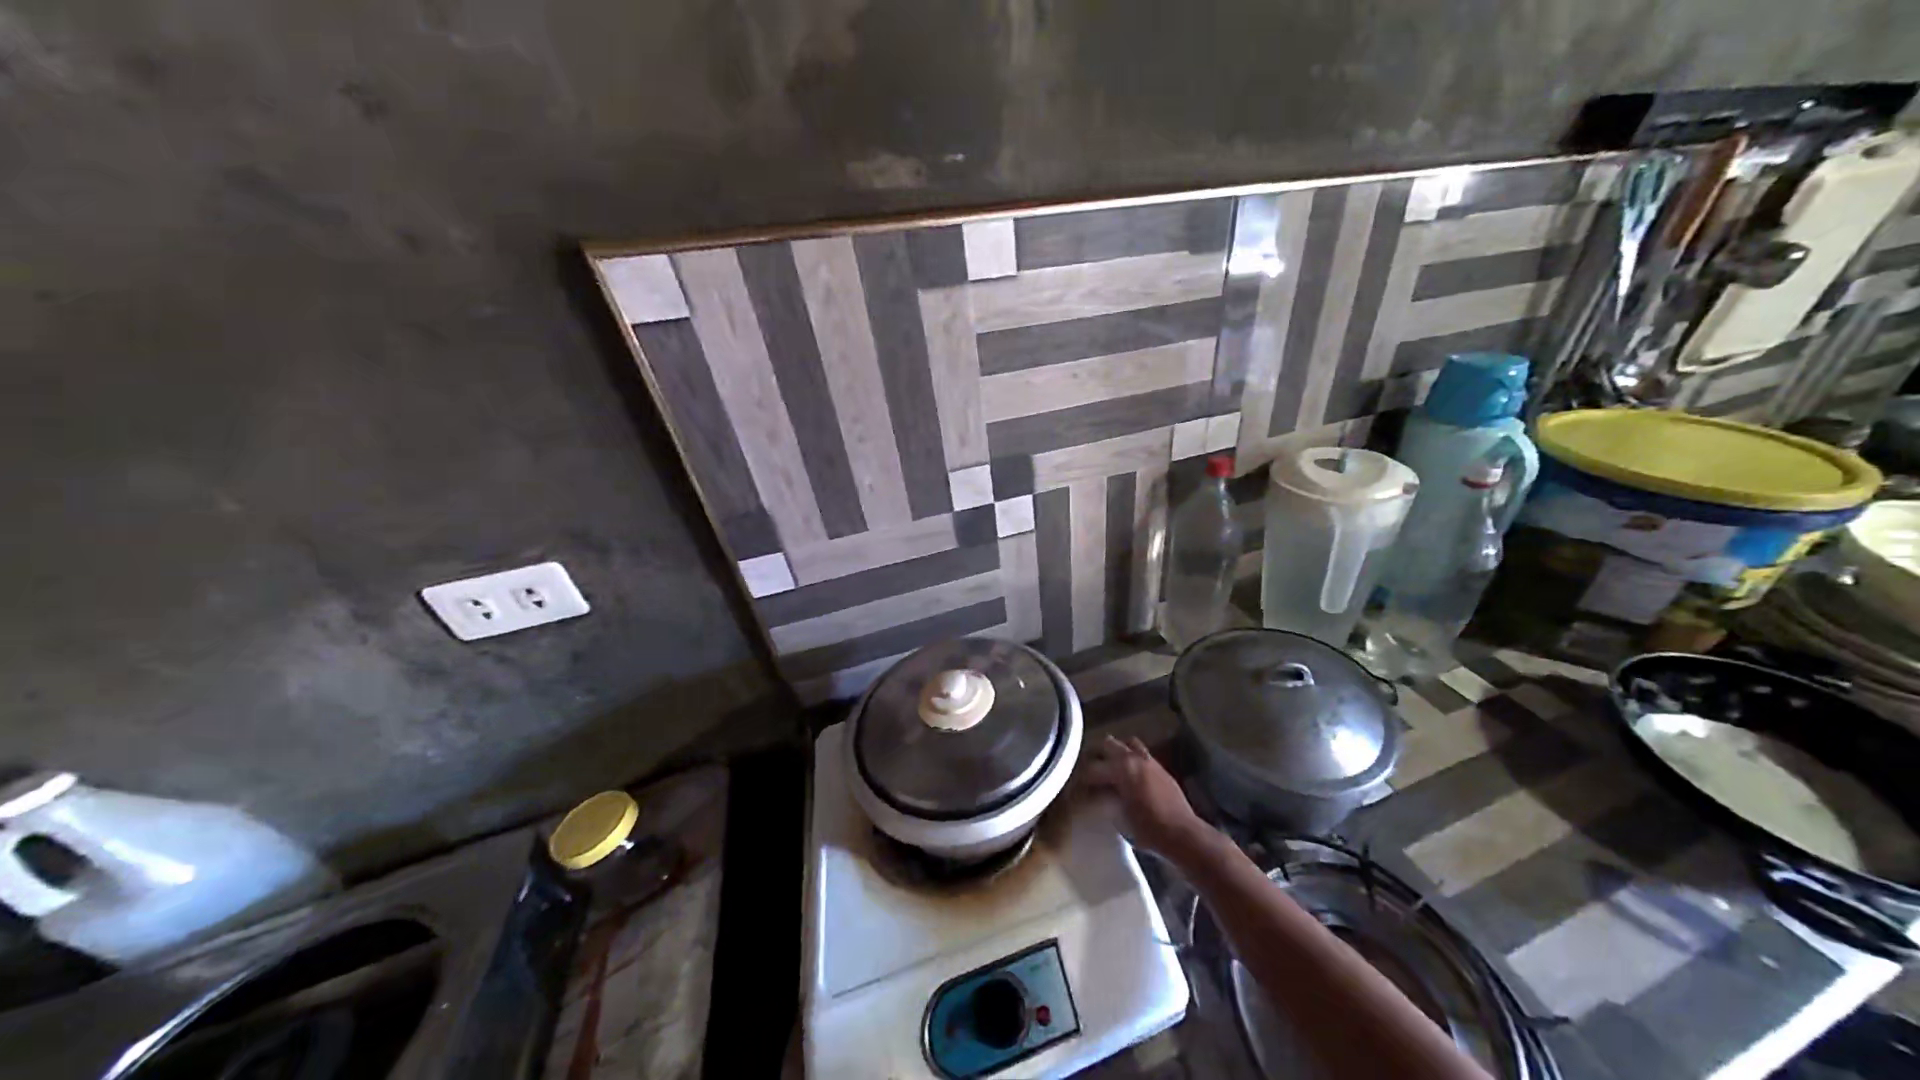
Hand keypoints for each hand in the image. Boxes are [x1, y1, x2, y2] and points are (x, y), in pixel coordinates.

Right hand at [1081, 735, 1210, 859]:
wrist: (1182, 835)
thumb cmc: (1147, 829)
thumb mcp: (1118, 817)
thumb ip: (1105, 799)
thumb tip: (1097, 793)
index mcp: (1120, 769)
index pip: (1091, 768)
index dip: (1081, 780)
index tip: (1075, 789)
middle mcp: (1134, 759)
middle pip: (1108, 745)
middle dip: (1096, 756)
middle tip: (1090, 772)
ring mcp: (1150, 762)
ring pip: (1127, 744)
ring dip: (1117, 753)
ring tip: (1111, 768)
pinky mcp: (1161, 769)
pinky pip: (1142, 755)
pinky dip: (1132, 759)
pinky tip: (1131, 776)